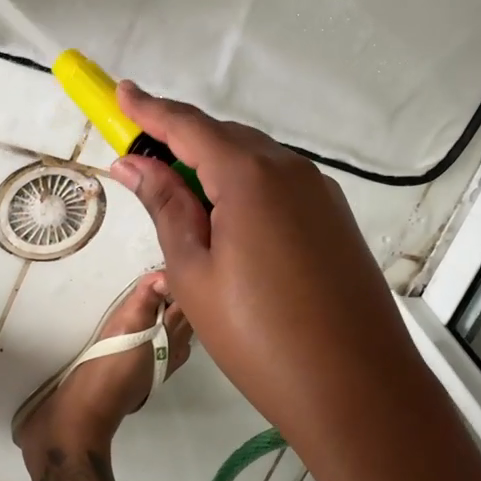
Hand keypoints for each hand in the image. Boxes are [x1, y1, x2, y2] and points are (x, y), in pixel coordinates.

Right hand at [108, 82, 419, 439]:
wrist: (359, 388)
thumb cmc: (259, 335)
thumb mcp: (195, 273)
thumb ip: (166, 207)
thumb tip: (133, 163)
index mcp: (249, 174)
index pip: (188, 126)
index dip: (150, 108)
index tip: (121, 92)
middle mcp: (289, 168)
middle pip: (225, 138)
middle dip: (182, 143)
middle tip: (144, 168)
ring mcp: (320, 191)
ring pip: (256, 159)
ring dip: (216, 168)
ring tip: (186, 206)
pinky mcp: (336, 216)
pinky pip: (281, 183)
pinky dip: (248, 187)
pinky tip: (234, 226)